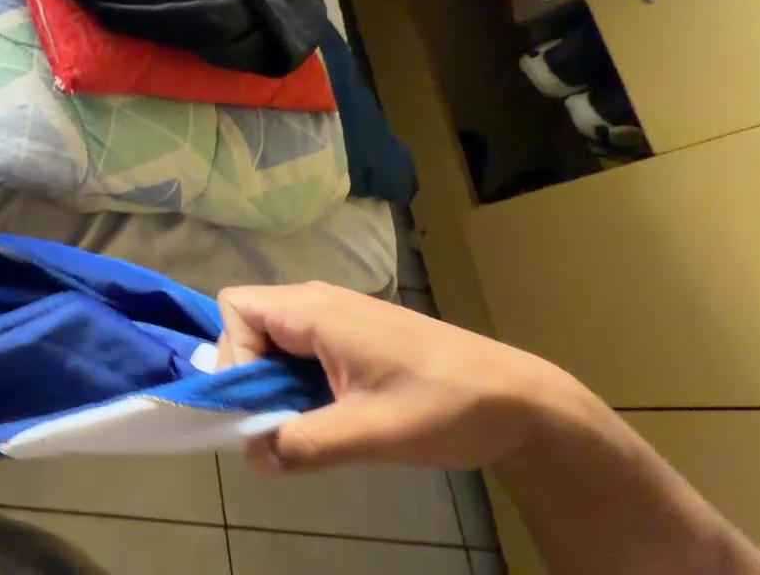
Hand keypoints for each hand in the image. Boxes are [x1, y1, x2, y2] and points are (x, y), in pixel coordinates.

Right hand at [215, 282, 589, 475]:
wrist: (526, 401)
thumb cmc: (444, 407)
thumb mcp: (371, 434)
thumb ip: (305, 444)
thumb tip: (251, 460)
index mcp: (314, 309)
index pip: (236, 309)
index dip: (233, 353)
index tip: (258, 401)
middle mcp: (317, 299)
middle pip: (249, 319)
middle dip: (249, 368)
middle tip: (273, 415)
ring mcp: (338, 311)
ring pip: (274, 332)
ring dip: (274, 374)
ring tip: (300, 416)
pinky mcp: (355, 329)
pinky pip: (301, 341)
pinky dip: (298, 373)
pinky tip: (327, 406)